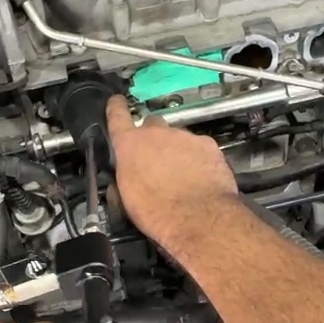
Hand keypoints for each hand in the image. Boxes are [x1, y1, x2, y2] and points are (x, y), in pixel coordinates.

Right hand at [105, 96, 242, 256]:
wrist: (200, 219)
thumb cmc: (158, 214)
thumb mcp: (126, 200)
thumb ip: (122, 178)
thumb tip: (121, 178)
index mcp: (130, 145)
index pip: (117, 115)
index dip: (116, 108)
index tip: (116, 103)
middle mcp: (157, 134)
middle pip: (151, 125)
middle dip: (152, 139)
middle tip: (155, 162)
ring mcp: (184, 136)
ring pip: (177, 137)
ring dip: (176, 151)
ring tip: (180, 176)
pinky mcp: (207, 144)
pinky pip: (198, 147)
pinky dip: (197, 157)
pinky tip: (198, 176)